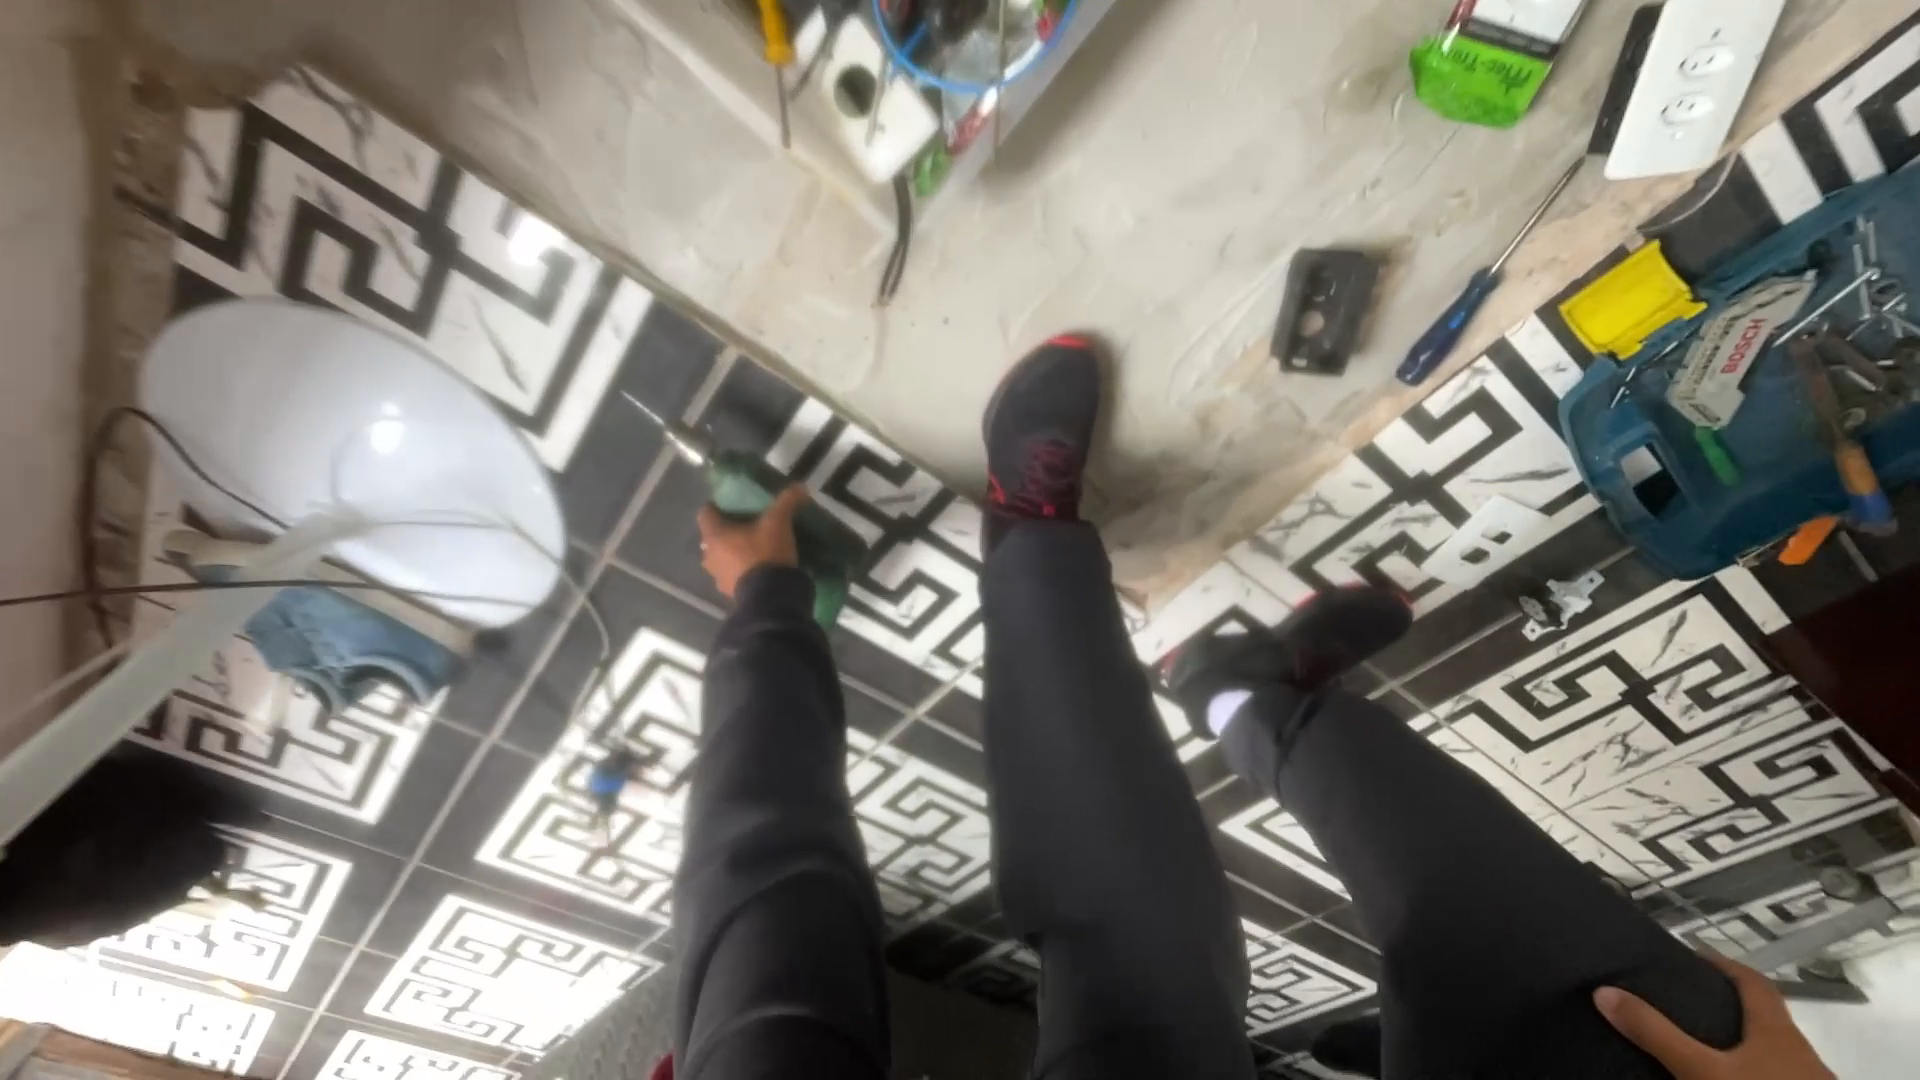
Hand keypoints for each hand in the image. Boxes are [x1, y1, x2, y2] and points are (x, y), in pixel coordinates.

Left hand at [696, 485, 806, 598]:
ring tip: (754, 549)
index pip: (706, 513)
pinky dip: (741, 571)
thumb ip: (787, 502)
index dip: (718, 506)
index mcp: (714, 534)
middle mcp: (709, 555)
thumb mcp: (779, 523)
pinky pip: (732, 575)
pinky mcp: (729, 593)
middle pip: (713, 537)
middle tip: (749, 526)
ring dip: (733, 553)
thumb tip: (801, 486)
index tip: (734, 505)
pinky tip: (759, 569)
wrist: (770, 596)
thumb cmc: (766, 553)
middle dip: (728, 531)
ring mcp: (717, 576)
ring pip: (721, 558)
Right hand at [1594, 951, 1833, 1079]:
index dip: (1723, 964)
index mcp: (1778, 1033)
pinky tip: (1722, 1079)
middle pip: (1765, 1018)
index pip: (1754, 983)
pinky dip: (1748, 1071)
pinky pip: (1774, 1076)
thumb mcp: (1702, 1071)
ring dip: (1738, 1042)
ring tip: (1696, 1043)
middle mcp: (1801, 1055)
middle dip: (1726, 1005)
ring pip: (1771, 1052)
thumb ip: (1656, 1033)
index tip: (1689, 956)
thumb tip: (1603, 991)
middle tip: (1680, 1000)